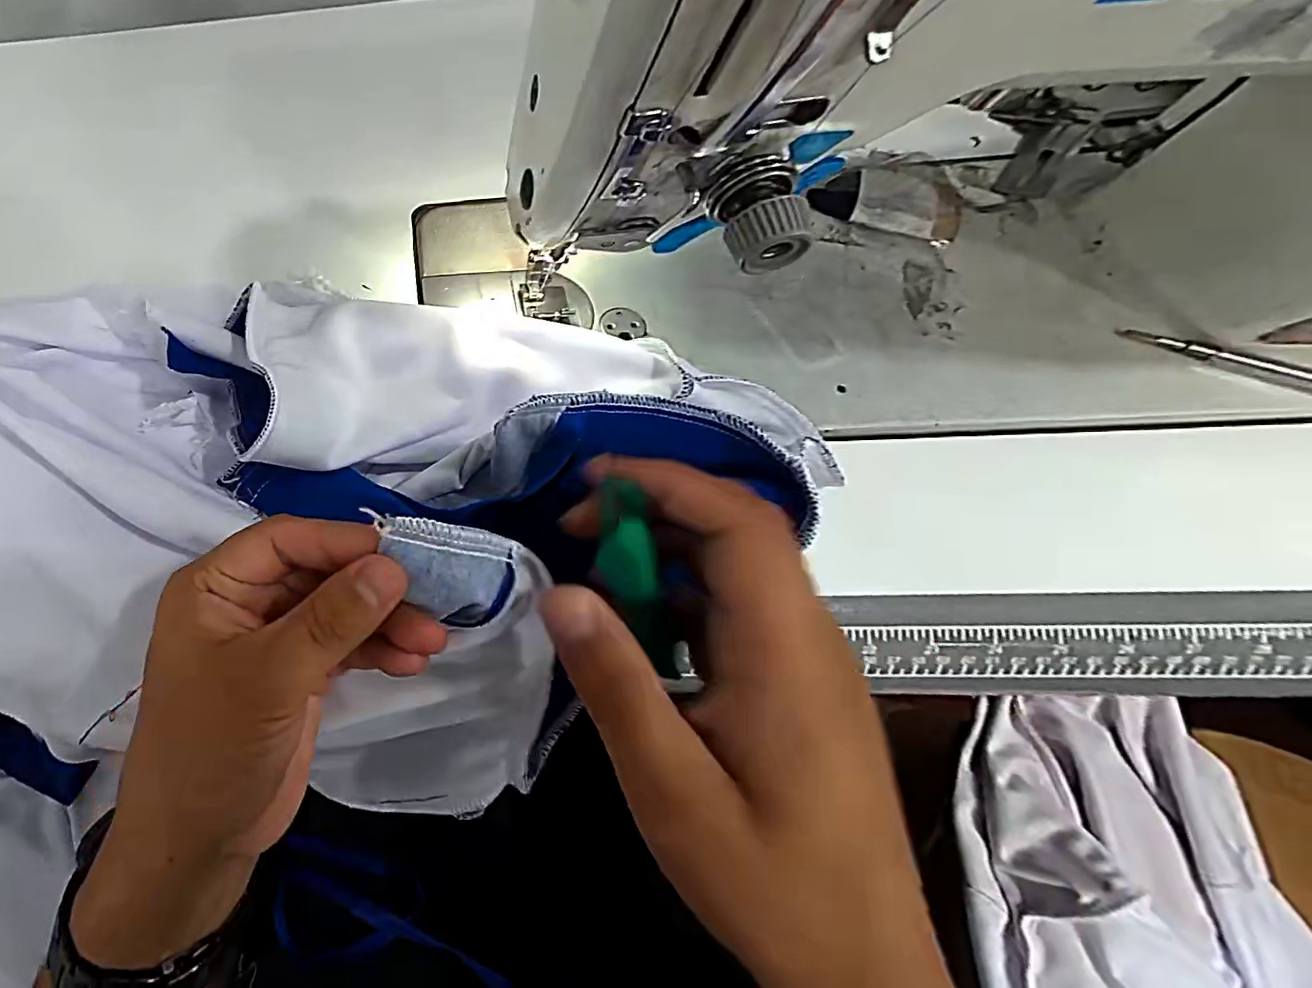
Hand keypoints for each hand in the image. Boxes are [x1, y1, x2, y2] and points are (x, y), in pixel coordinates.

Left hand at [70, 516, 447, 968]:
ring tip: (432, 642)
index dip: (342, 541)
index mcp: (216, 585)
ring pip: (337, 608)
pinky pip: (342, 644)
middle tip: (430, 605)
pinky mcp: (296, 672)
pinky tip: (410, 661)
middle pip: (319, 573)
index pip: (286, 541)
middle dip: (373, 589)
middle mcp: (244, 601)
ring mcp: (273, 638)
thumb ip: (332, 618)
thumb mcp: (273, 676)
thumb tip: (391, 567)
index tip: (401, 555)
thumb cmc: (215, 748)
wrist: (196, 845)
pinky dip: (376, 649)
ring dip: (384, 621)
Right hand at [544, 457, 950, 987]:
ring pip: (732, 568)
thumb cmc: (769, 882)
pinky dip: (673, 595)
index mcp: (785, 650)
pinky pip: (730, 609)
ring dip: (660, 552)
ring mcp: (803, 659)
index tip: (594, 479)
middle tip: (575, 528)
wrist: (859, 968)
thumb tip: (560, 593)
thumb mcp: (670, 786)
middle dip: (651, 509)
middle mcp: (805, 637)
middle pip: (736, 533)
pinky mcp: (792, 682)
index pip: (739, 524)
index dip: (667, 482)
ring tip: (591, 573)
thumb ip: (615, 683)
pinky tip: (632, 628)